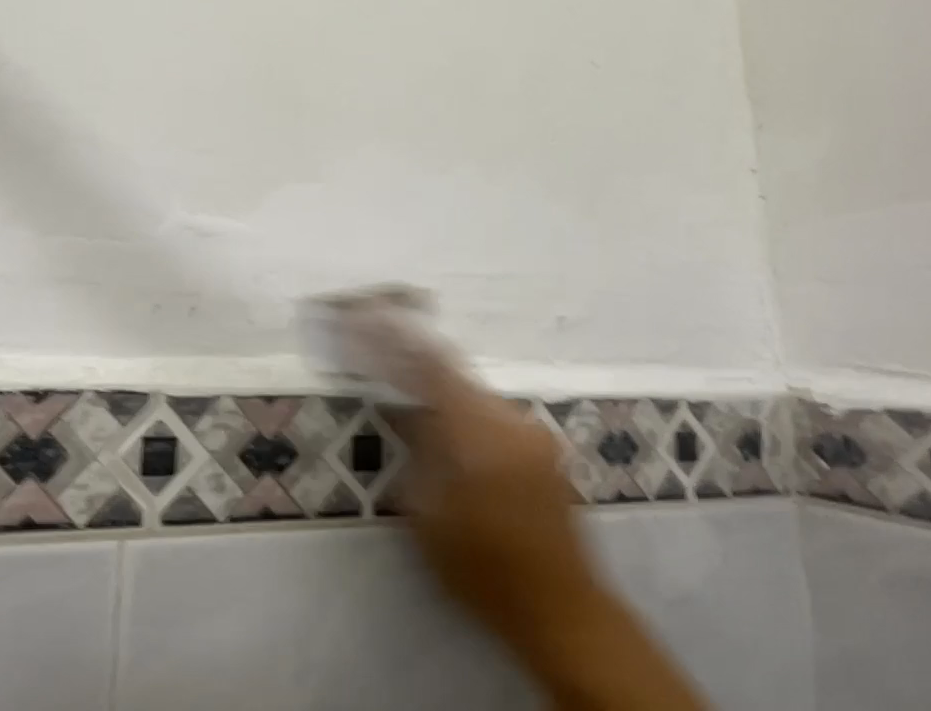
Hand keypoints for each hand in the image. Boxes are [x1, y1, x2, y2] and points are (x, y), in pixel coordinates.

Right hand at [332, 300, 709, 710]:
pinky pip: (493, 417)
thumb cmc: (483, 570)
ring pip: (474, 397)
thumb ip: (416, 451)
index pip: (431, 367)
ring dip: (440, 394)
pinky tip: (448, 435)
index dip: (396, 340)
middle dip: (414, 367)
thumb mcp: (428, 515)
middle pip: (454, 377)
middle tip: (380, 362)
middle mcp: (512, 422)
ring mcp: (535, 435)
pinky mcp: (546, 452)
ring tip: (409, 404)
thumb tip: (401, 410)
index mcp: (480, 433)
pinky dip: (464, 415)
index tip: (366, 319)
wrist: (564, 610)